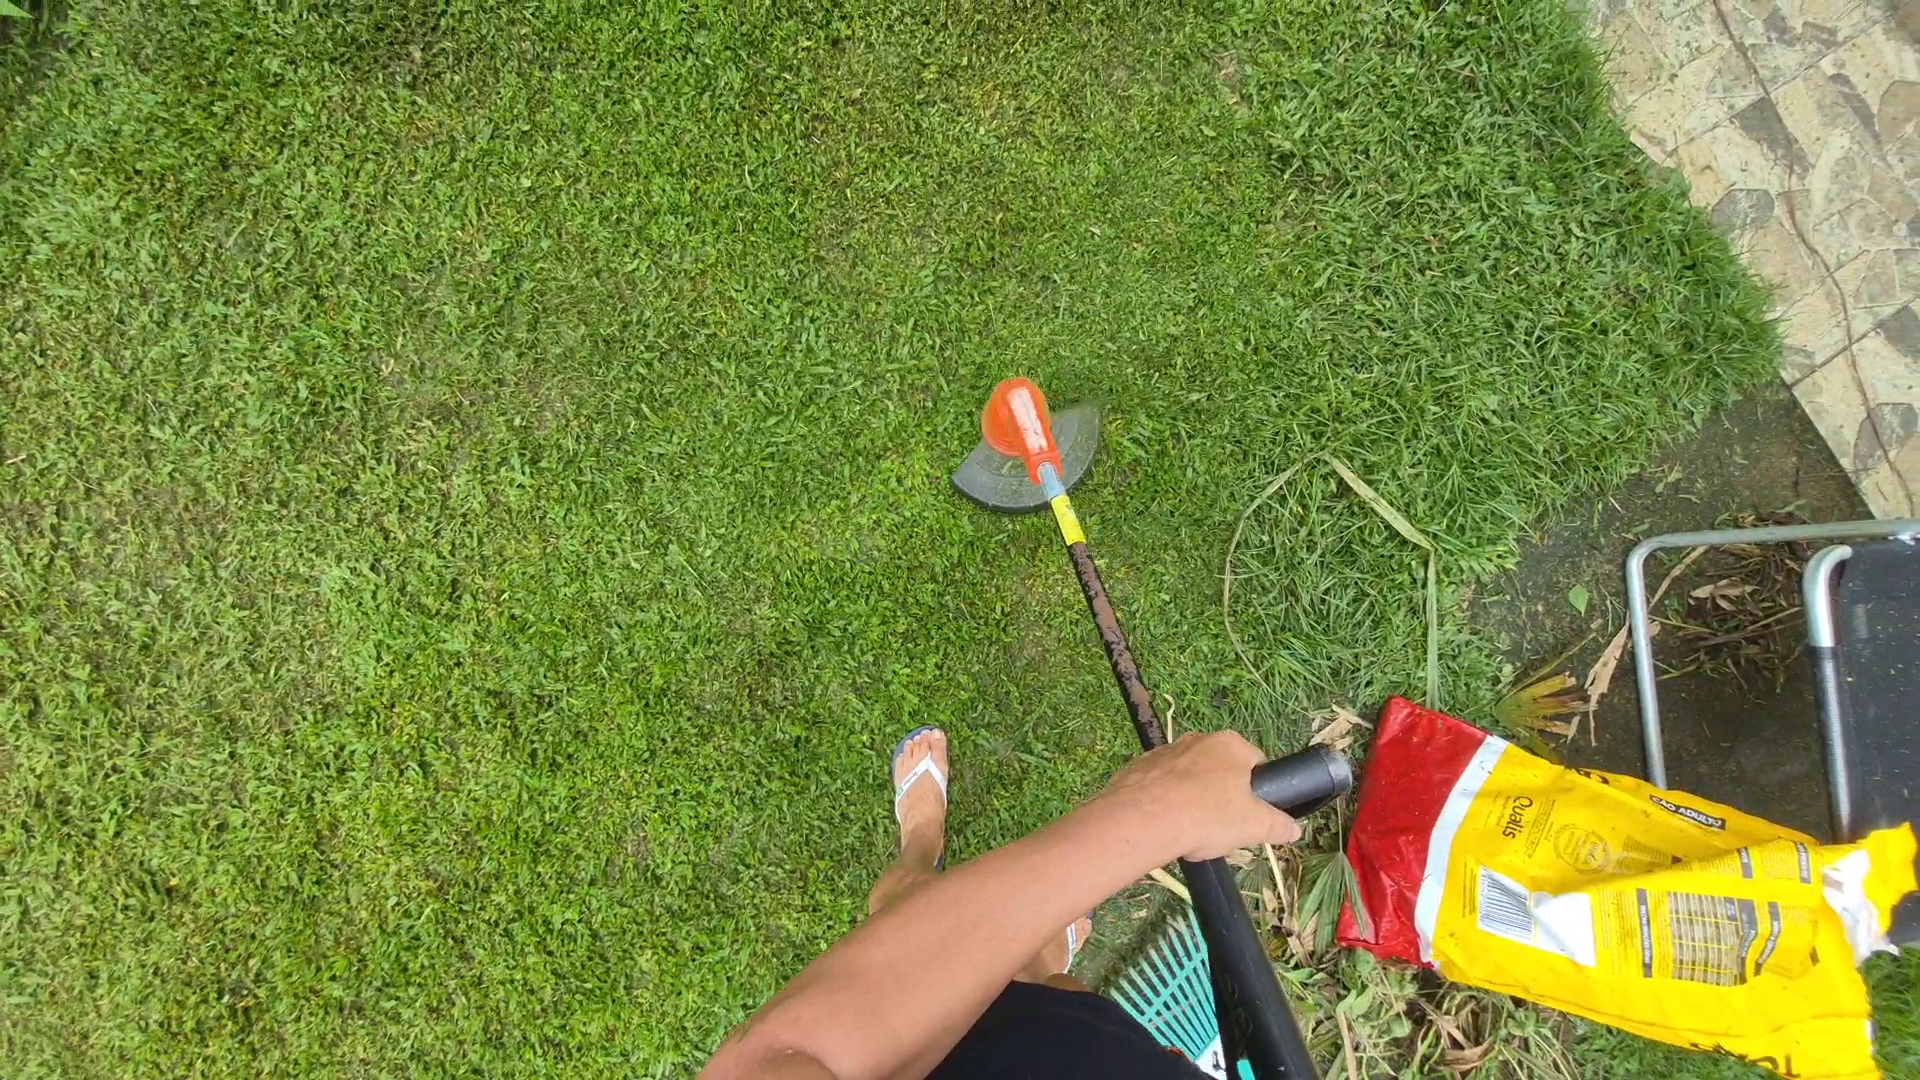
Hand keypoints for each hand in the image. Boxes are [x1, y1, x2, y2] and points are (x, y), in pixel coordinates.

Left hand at [1099, 731, 1301, 860]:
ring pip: (1190, 777)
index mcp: (1230, 745)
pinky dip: (1167, 800)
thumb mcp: (1255, 826)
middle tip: (1223, 825)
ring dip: (1194, 798)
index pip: (1256, 762)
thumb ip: (1278, 825)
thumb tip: (1293, 829)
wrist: (1144, 817)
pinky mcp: (1141, 765)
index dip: (1258, 789)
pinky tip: (1167, 823)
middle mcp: (1197, 739)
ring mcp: (1166, 750)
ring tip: (1192, 828)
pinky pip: (1163, 784)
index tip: (1253, 813)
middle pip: (1220, 769)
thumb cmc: (1207, 815)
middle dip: (1224, 795)